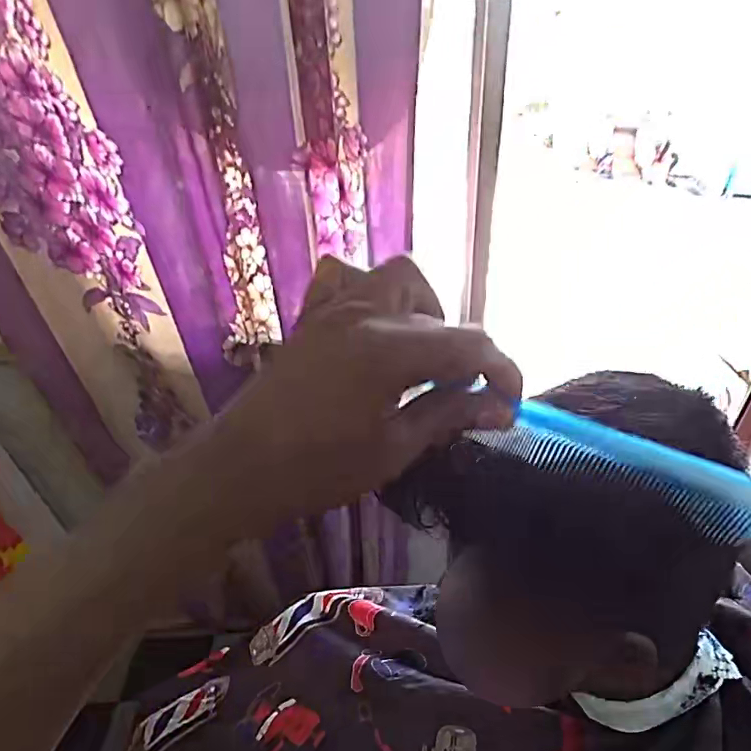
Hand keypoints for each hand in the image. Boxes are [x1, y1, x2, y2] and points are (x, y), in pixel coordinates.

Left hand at [197, 257, 521, 528]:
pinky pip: (351, 284)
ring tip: (425, 361)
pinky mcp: (312, 320)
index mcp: (390, 349)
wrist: (239, 469)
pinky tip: (378, 336)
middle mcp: (366, 314)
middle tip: (465, 395)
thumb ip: (447, 416)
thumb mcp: (393, 450)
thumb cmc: (318, 469)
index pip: (470, 344)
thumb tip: (499, 407)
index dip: (502, 372)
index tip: (512, 404)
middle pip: (439, 313)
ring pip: (398, 281)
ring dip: (426, 314)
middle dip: (467, 351)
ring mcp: (334, 310)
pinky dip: (378, 300)